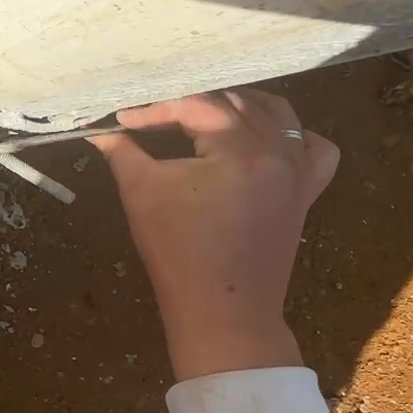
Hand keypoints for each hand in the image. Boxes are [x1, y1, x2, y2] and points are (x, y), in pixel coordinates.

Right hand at [93, 90, 339, 381]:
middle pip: (234, 103)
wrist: (221, 309)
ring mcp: (299, 173)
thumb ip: (121, 151)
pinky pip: (314, 150)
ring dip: (240, 106)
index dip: (155, 109)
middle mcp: (278, 153)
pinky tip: (264, 140)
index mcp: (239, 150)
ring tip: (204, 114)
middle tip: (153, 117)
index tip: (122, 119)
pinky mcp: (305, 193)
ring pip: (277, 115)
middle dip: (190, 104)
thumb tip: (98, 128)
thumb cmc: (176, 250)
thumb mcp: (141, 192)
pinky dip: (292, 136)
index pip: (195, 106)